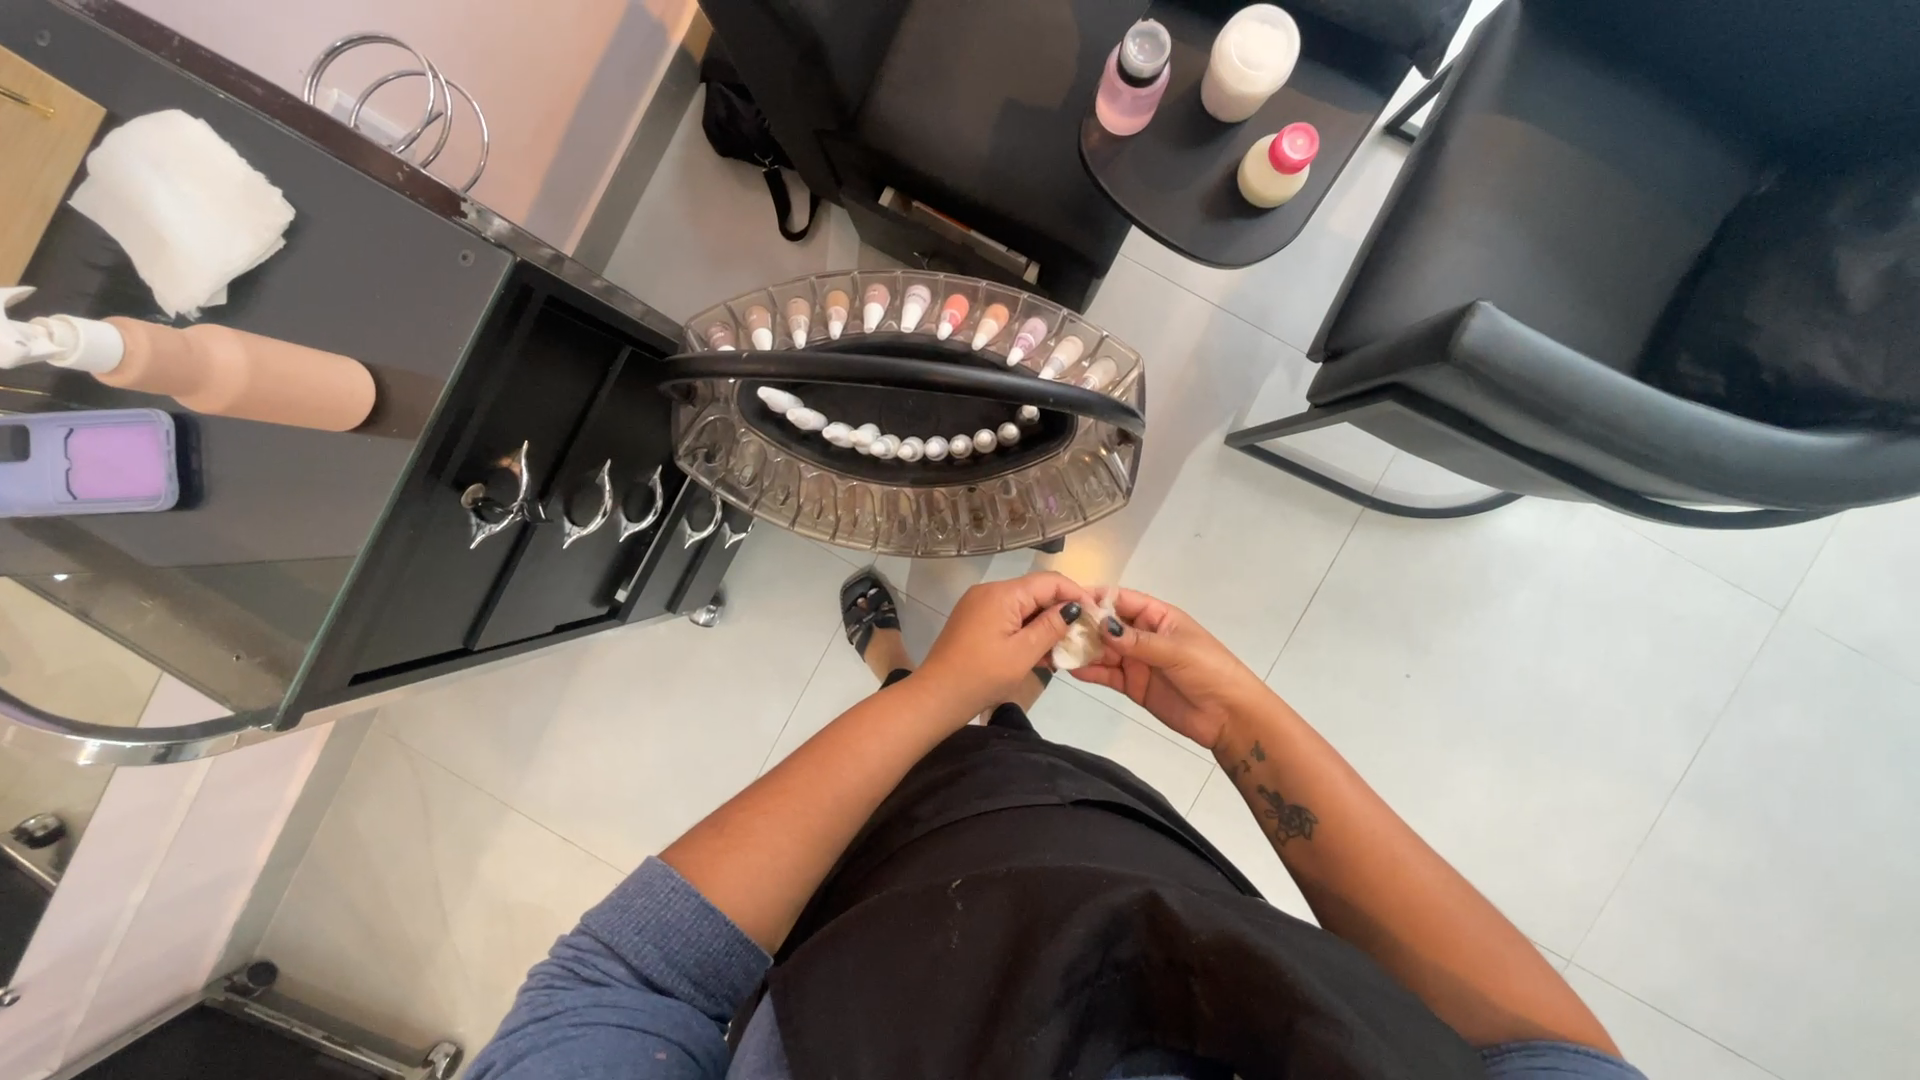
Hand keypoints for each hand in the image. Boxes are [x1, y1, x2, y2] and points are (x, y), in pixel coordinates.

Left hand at [917, 572, 1092, 720]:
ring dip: (1045, 623)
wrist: (936, 698)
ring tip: (1066, 647)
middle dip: (1061, 610)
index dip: (1075, 594)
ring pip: (1023, 606)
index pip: (1049, 581)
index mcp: (1002, 594)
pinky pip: (1008, 617)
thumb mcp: (1023, 654)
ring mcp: (979, 606)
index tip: (1096, 615)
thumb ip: (1051, 627)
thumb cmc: (982, 676)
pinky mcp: (974, 621)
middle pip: (1036, 591)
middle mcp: (990, 591)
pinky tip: (1042, 652)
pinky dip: (1026, 630)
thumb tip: (1074, 608)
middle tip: (1085, 634)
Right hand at [1068, 589, 1267, 750]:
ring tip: (1057, 649)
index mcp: (1158, 617)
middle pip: (1107, 625)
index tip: (1069, 600)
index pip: (1122, 600)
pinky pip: (1106, 674)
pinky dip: (1089, 671)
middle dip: (1084, 625)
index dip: (1096, 599)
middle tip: (1055, 628)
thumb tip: (1102, 626)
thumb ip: (1137, 641)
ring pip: (1103, 650)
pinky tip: (1071, 668)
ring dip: (1082, 649)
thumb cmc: (1210, 671)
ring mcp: (1136, 660)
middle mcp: (1143, 635)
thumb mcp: (1176, 650)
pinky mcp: (1132, 685)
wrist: (1229, 716)